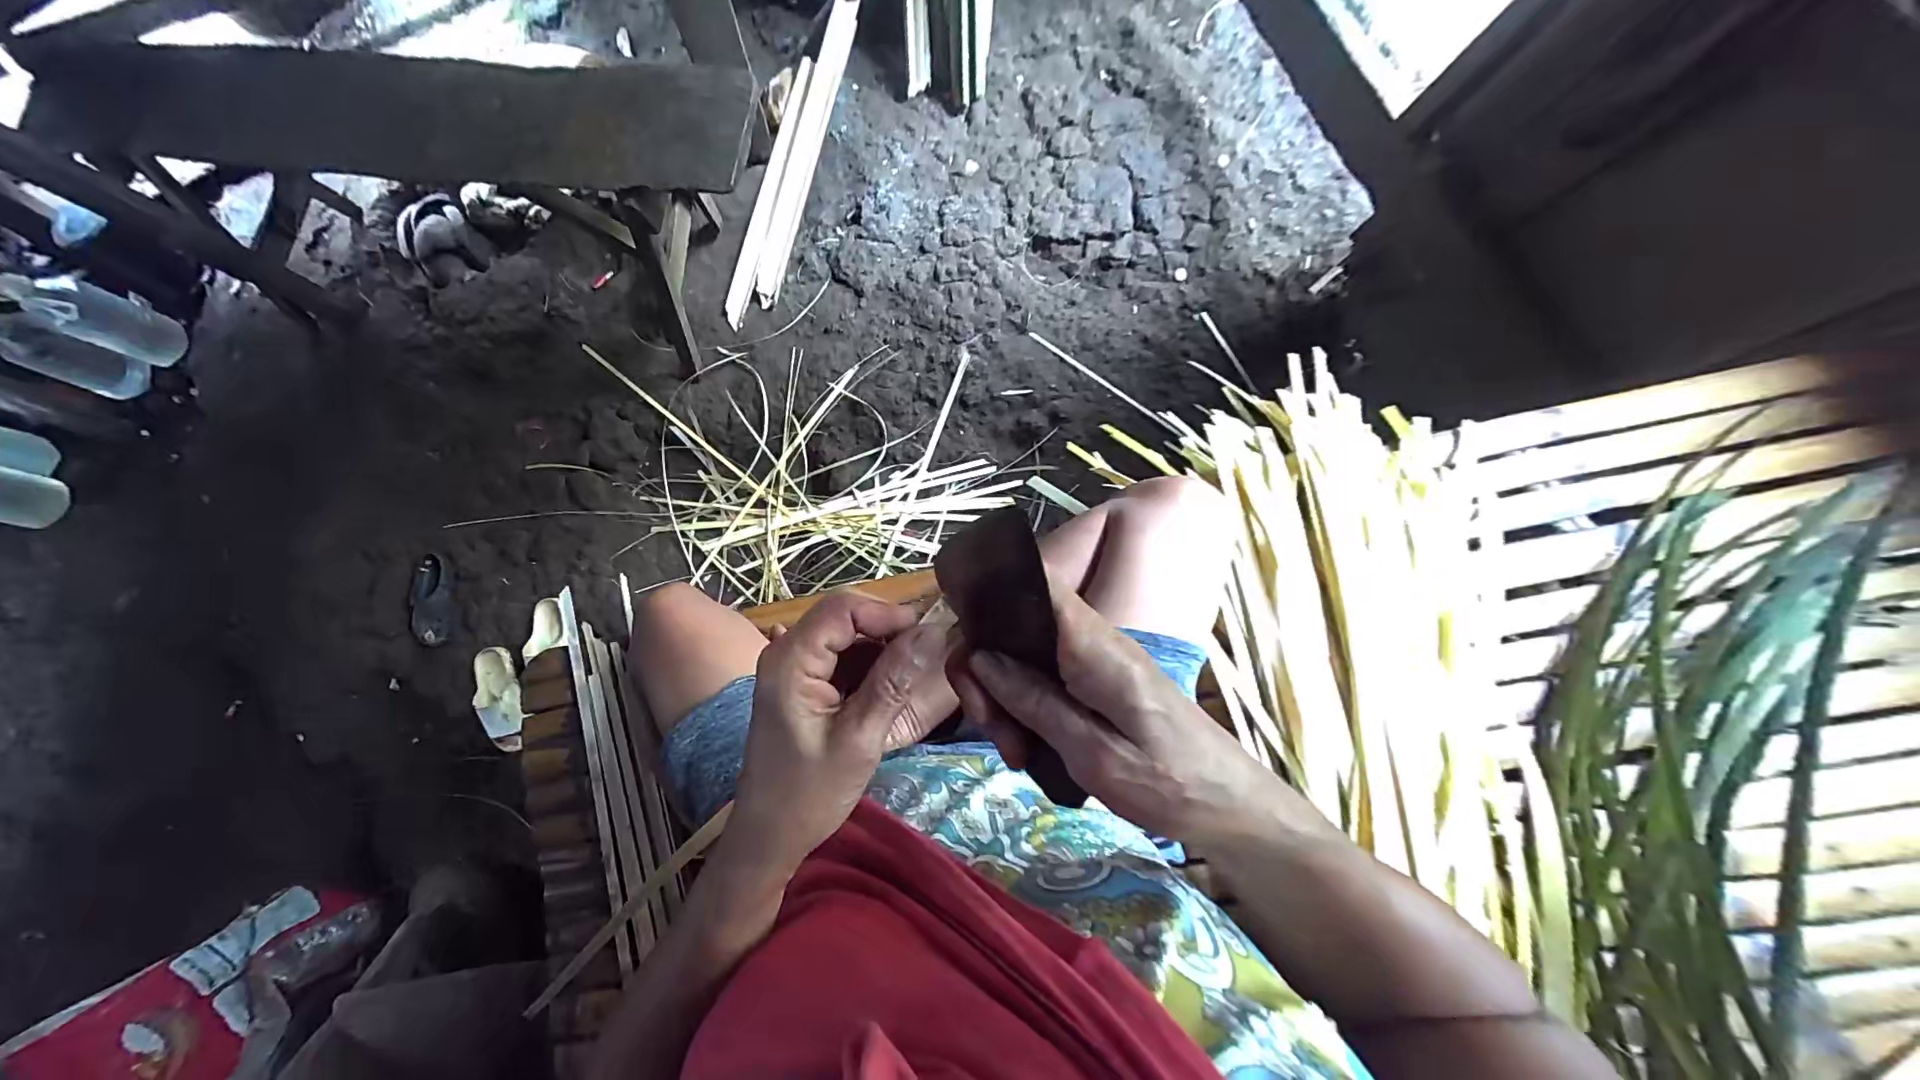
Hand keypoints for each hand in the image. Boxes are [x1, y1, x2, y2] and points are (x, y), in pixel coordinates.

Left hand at [725, 591, 948, 876]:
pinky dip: (868, 662)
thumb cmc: (809, 794)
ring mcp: (791, 665)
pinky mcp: (801, 681)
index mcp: (790, 661)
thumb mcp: (860, 738)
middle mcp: (785, 651)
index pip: (843, 609)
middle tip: (925, 653)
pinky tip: (889, 682)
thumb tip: (932, 633)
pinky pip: (839, 654)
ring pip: (844, 633)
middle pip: (843, 615)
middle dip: (887, 627)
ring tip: (913, 670)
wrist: (768, 835)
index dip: (887, 613)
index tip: (926, 635)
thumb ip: (893, 681)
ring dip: (880, 645)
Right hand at [949, 581, 1318, 849]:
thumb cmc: (1171, 784)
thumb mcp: (1094, 755)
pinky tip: (1028, 747)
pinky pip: (1043, 676)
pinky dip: (1024, 706)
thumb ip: (1036, 702)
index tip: (965, 656)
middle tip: (996, 734)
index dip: (990, 596)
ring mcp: (1093, 658)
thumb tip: (982, 657)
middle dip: (986, 672)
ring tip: (1014, 752)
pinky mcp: (1096, 679)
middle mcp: (1092, 638)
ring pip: (1024, 655)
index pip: (1036, 583)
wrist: (1233, 806)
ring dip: (1003, 697)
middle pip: (1015, 626)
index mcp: (1094, 645)